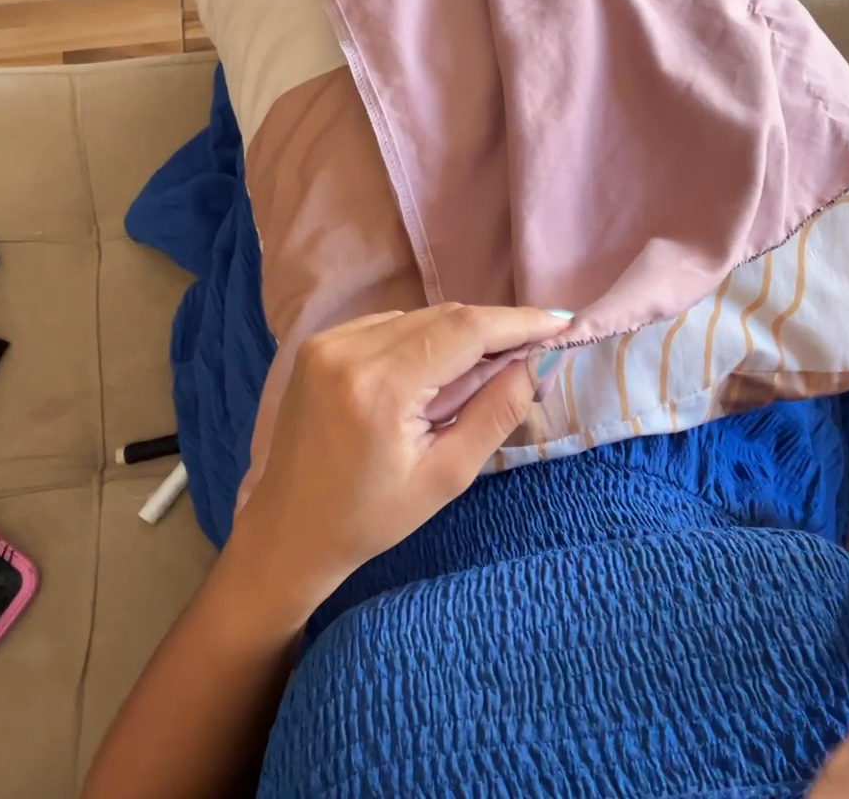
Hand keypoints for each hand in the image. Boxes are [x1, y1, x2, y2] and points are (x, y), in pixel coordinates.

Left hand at [226, 303, 568, 616]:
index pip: (464, 330)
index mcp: (379, 387)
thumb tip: (537, 363)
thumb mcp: (446, 476)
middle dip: (493, 330)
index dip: (518, 322)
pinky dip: (422, 339)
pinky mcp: (317, 345)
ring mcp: (326, 342)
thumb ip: (496, 413)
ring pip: (417, 317)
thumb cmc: (370, 518)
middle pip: (442, 317)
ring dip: (458, 335)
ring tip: (482, 372)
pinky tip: (433, 373)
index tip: (560, 323)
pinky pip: (388, 326)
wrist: (288, 532)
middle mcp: (347, 350)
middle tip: (533, 352)